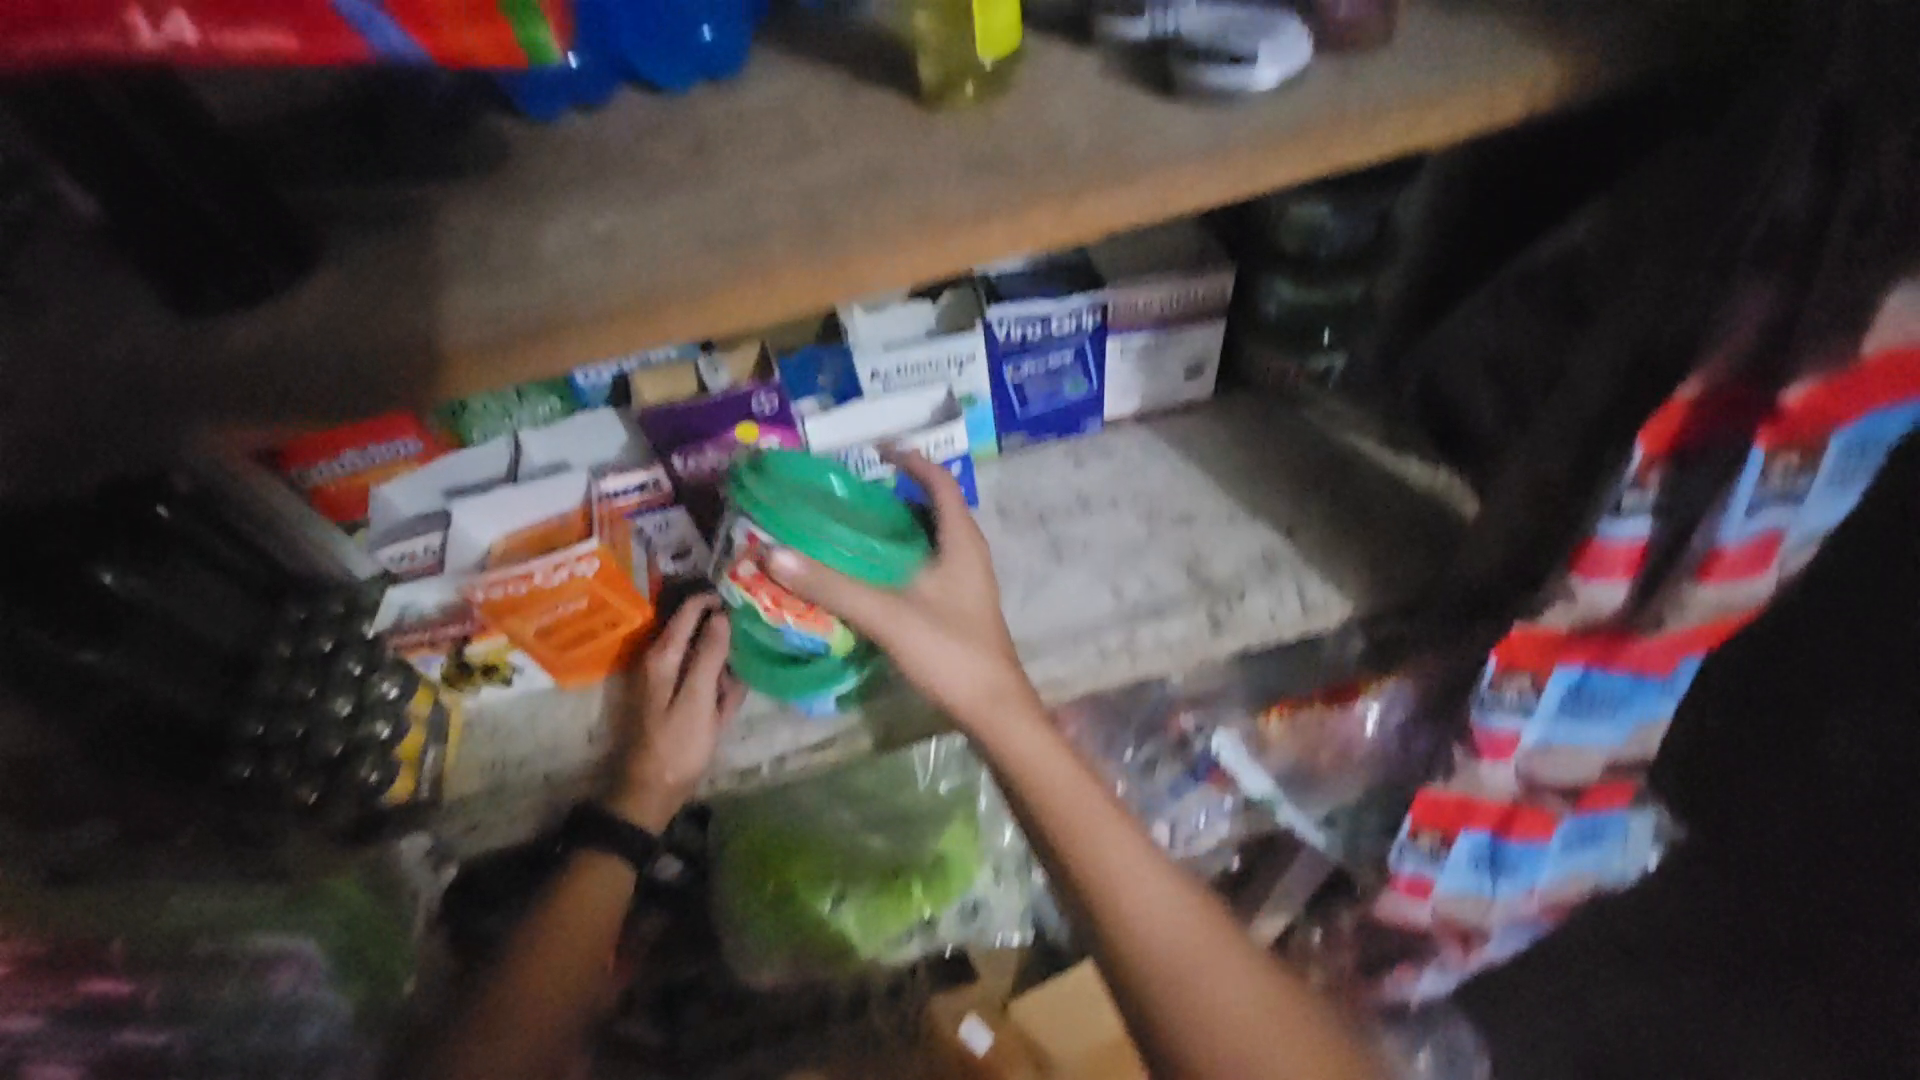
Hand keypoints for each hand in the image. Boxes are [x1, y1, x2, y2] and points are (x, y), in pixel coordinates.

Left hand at [608, 594, 746, 830]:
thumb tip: (721, 616)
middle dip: (724, 633)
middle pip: (697, 631)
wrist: (650, 792)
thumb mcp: (698, 699)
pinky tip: (729, 697)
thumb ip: (709, 655)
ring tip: (744, 670)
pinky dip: (717, 683)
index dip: (714, 600)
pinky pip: (701, 679)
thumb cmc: (677, 746)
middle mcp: (660, 662)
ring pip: (702, 656)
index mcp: (663, 656)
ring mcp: (666, 681)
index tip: (745, 598)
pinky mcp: (673, 700)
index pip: (689, 611)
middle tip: (753, 635)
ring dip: (723, 662)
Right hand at [768, 452, 1042, 733]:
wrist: (992, 709)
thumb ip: (830, 585)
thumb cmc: (949, 651)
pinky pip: (930, 568)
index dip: (912, 461)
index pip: (940, 482)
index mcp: (962, 541)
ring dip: (899, 530)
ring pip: (932, 541)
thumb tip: (771, 554)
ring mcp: (968, 583)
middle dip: (897, 496)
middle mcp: (969, 554)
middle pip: (935, 509)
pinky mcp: (961, 608)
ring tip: (854, 529)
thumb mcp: (886, 614)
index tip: (877, 452)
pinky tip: (871, 576)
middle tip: (852, 495)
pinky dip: (901, 560)